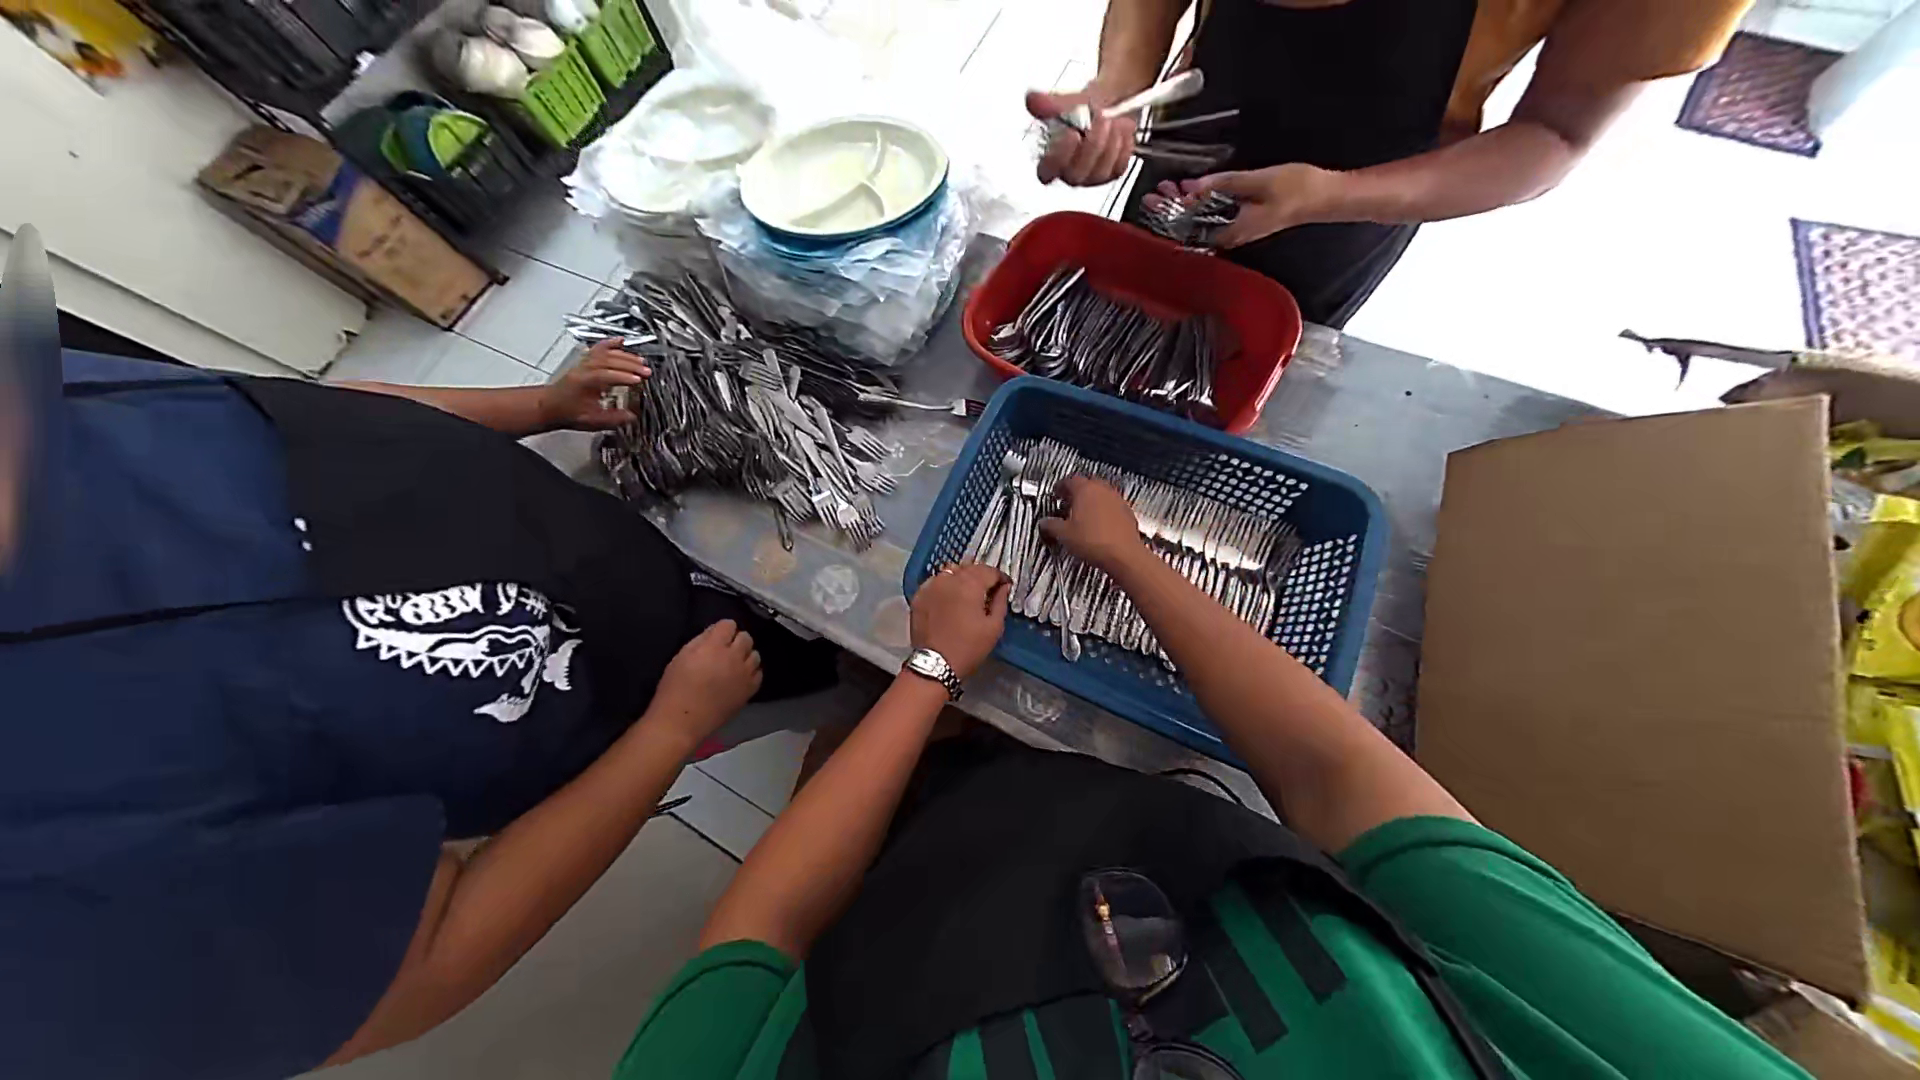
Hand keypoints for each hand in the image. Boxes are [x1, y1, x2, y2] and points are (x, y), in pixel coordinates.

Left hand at [539, 339, 650, 430]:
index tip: (638, 380)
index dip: (624, 377)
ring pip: (606, 354)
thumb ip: (615, 418)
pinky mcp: (586, 362)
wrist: (549, 407)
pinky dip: (611, 343)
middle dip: (629, 365)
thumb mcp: (594, 420)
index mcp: (585, 382)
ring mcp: (584, 364)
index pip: (607, 375)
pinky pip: (598, 349)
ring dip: (625, 356)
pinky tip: (621, 341)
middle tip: (646, 371)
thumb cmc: (567, 412)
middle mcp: (584, 369)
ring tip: (641, 362)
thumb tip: (633, 416)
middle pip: (609, 361)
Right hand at [648, 619, 760, 742]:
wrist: (682, 722)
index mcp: (714, 647)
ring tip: (733, 665)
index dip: (722, 629)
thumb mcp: (681, 657)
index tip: (716, 637)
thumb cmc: (674, 689)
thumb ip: (700, 640)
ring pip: (755, 654)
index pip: (729, 624)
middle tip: (723, 651)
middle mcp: (734, 657)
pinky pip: (759, 673)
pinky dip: (751, 672)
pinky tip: (740, 677)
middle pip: (746, 637)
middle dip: (735, 640)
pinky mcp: (750, 690)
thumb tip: (714, 631)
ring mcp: (745, 674)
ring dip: (745, 656)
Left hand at [910, 563, 1010, 676]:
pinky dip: (945, 585)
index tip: (1004, 586)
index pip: (989, 570)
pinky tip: (949, 598)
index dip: (1000, 577)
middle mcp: (949, 578)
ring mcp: (931, 585)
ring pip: (950, 572)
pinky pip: (935, 582)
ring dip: (962, 577)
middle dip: (981, 576)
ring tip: (967, 592)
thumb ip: (1000, 602)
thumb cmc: (969, 647)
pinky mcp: (918, 595)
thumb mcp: (994, 627)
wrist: (935, 663)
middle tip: (988, 589)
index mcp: (969, 584)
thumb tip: (1004, 587)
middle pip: (969, 568)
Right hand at [1028, 87, 1137, 186]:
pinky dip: (1124, 144)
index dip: (1058, 157)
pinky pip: (1118, 167)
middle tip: (1101, 118)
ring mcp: (1091, 178)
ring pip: (1099, 173)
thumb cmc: (1086, 110)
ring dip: (1110, 142)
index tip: (1071, 133)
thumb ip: (1050, 104)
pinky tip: (1122, 128)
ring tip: (1113, 119)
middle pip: (1076, 174)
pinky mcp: (1111, 174)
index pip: (1046, 173)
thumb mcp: (1068, 102)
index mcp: (1052, 161)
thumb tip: (1031, 100)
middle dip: (1092, 144)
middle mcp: (1070, 174)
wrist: (1111, 104)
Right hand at [1039, 475, 1144, 573]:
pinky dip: (1103, 514)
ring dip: (1090, 503)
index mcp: (1085, 490)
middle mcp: (1103, 491)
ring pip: (1101, 496)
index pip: (1069, 480)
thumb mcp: (1063, 534)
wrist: (1124, 556)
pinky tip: (1097, 528)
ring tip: (1081, 518)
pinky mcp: (1127, 514)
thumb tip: (1045, 523)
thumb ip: (1051, 525)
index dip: (1060, 487)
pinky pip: (1112, 508)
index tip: (1056, 493)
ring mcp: (1117, 501)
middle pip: (1087, 485)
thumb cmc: (1097, 542)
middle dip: (1076, 494)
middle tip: (1067, 504)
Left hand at [1141, 163, 1344, 247]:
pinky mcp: (1241, 218)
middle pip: (1190, 225)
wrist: (1324, 197)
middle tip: (1154, 192)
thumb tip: (1193, 187)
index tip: (1154, 197)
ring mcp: (1234, 228)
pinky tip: (1192, 190)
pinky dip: (1199, 201)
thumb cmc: (1297, 189)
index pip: (1188, 227)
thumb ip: (1223, 184)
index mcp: (1229, 232)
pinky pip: (1212, 213)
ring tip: (1168, 188)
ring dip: (1184, 203)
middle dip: (1170, 207)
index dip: (1168, 213)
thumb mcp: (1257, 182)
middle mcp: (1227, 235)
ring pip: (1199, 218)